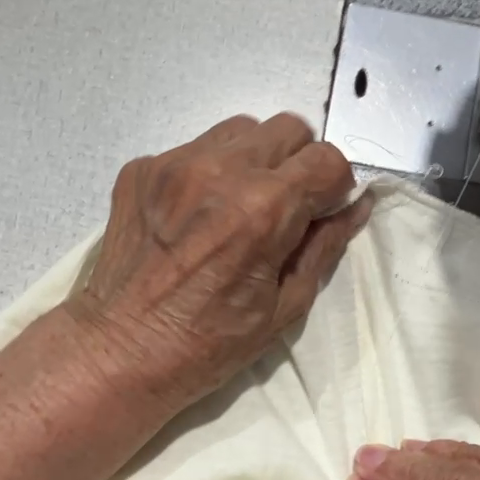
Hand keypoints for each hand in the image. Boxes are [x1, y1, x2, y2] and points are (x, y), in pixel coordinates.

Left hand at [67, 113, 370, 411]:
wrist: (122, 350)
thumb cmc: (208, 344)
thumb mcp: (284, 308)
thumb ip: (325, 247)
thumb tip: (358, 206)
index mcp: (262, 210)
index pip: (327, 160)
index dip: (333, 188)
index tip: (321, 213)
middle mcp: (220, 171)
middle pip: (288, 129)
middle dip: (298, 166)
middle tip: (283, 210)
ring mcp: (175, 164)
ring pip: (241, 130)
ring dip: (255, 161)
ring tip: (238, 209)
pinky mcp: (141, 168)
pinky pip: (194, 148)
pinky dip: (209, 173)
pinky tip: (195, 218)